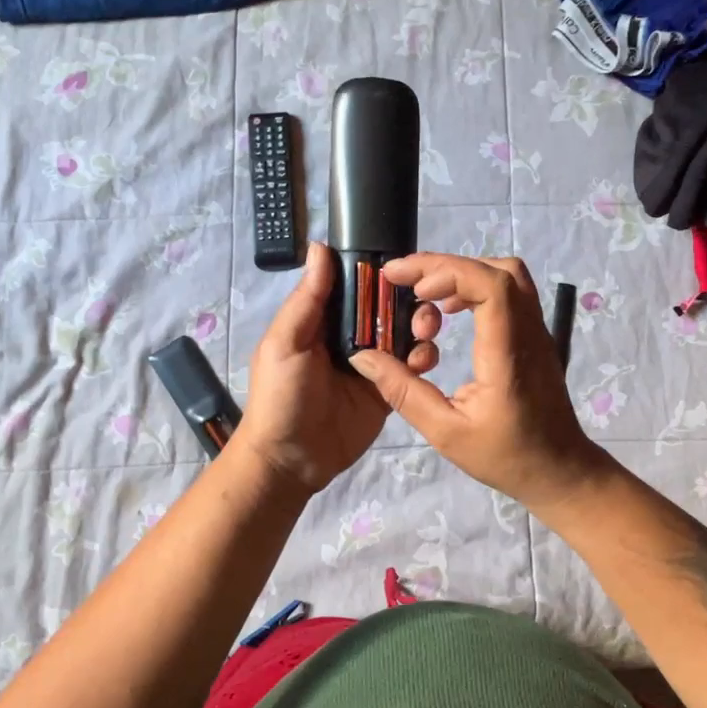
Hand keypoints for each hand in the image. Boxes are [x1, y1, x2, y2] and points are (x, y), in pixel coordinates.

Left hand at [232, 242, 441, 494]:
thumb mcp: (285, 343)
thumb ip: (308, 299)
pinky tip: (424, 359)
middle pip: (387, 308)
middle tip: (425, 304)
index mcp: (322, 320)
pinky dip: (422, 359)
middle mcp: (349, 337)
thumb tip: (320, 246)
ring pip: (403, 334)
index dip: (380, 273)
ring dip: (419, 327)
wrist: (290, 460)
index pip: (356, 286)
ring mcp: (371, 364)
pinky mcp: (386, 390)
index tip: (408, 263)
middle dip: (409, 301)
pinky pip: (410, 368)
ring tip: (426, 330)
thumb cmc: (280, 396)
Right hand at [347, 254, 613, 508]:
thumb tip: (363, 356)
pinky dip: (475, 286)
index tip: (412, 286)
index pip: (493, 288)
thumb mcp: (445, 432)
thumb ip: (402, 392)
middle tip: (402, 277)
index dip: (450, 273)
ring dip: (462, 272)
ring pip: (507, 275)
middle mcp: (528, 333)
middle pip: (498, 271)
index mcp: (508, 355)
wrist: (559, 469)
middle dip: (445, 265)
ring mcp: (537, 331)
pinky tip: (448, 308)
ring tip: (423, 291)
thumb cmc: (505, 456)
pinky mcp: (535, 335)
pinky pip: (509, 292)